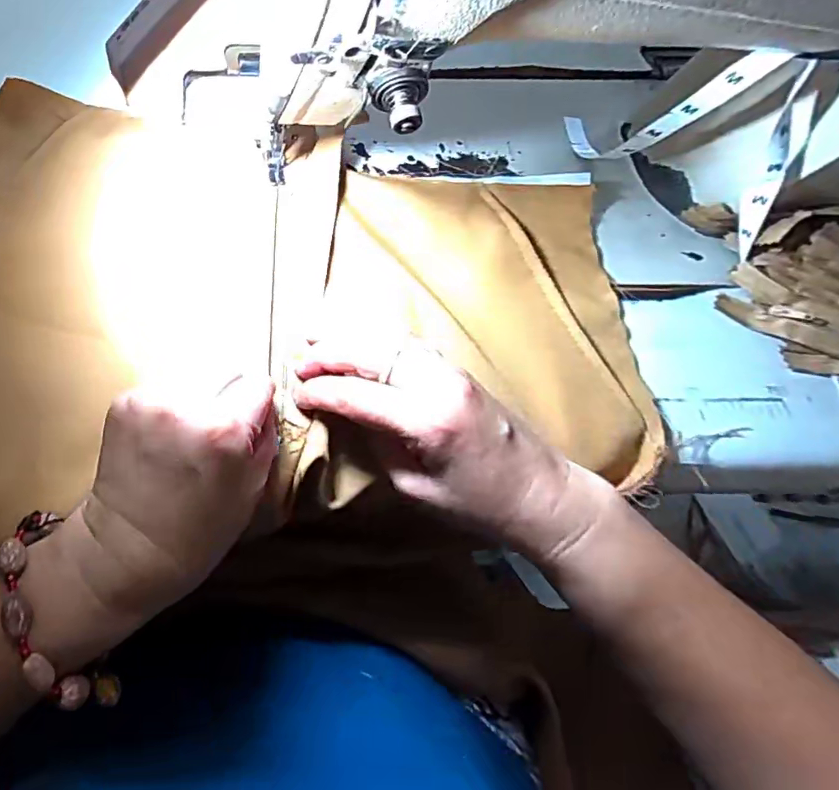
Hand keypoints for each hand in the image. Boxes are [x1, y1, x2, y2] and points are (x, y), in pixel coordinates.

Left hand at [66, 373, 277, 623]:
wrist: (127, 549)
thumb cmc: (198, 532)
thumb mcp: (251, 490)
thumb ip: (264, 438)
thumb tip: (265, 402)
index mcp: (225, 429)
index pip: (258, 382)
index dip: (258, 401)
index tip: (252, 417)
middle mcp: (186, 404)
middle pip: (226, 370)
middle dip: (229, 394)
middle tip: (218, 427)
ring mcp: (150, 399)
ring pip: (192, 375)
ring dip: (197, 395)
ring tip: (187, 433)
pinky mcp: (124, 401)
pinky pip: (162, 387)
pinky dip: (168, 403)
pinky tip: (162, 436)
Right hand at [291, 335, 616, 566]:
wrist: (541, 493)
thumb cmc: (475, 503)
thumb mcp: (413, 486)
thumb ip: (374, 440)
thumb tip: (341, 409)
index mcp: (427, 420)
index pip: (357, 394)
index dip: (321, 392)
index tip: (296, 394)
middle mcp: (437, 383)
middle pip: (369, 353)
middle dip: (327, 353)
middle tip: (298, 361)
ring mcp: (449, 369)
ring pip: (386, 337)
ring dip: (346, 335)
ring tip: (313, 335)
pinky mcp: (455, 367)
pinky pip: (404, 341)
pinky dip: (372, 336)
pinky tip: (354, 338)